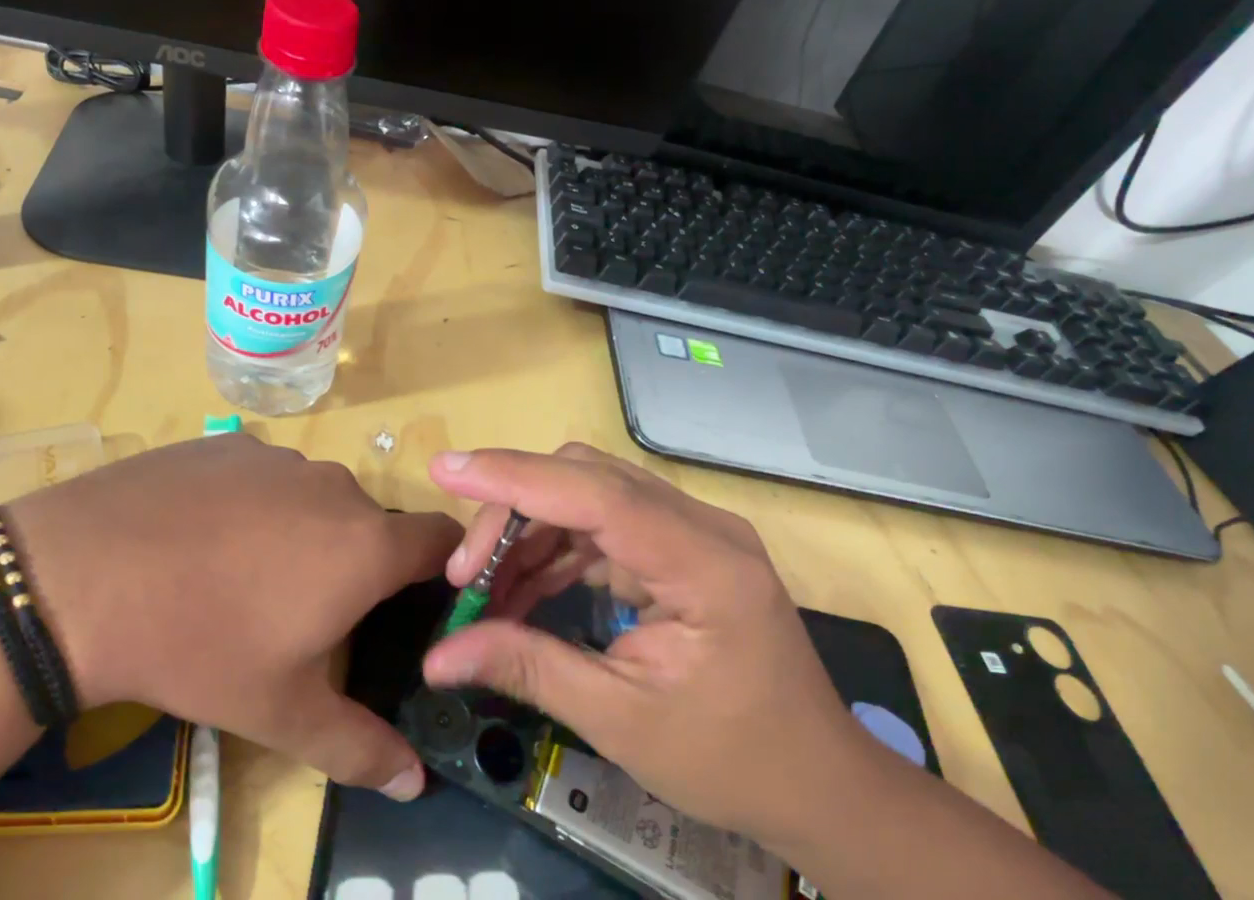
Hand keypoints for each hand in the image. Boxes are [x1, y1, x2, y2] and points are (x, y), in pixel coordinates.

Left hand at [4, 434, 460, 798]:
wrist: (80, 579)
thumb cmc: (199, 647)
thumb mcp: (282, 713)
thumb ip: (360, 748)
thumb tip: (414, 782)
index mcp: (365, 546)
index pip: (442, 540)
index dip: (442, 571)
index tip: (417, 606)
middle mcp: (333, 486)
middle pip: (371, 524)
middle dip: (357, 564)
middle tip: (309, 614)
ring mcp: (276, 457)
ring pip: (314, 498)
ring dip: (303, 532)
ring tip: (245, 579)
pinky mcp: (224, 443)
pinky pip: (263, 477)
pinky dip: (253, 505)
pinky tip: (201, 540)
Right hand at [421, 444, 869, 841]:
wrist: (816, 783)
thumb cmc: (729, 758)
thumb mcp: (620, 720)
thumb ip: (528, 668)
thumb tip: (438, 656)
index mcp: (703, 563)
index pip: (597, 493)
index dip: (514, 478)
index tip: (444, 470)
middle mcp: (702, 528)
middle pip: (586, 481)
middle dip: (512, 514)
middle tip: (460, 576)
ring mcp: (693, 536)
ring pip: (588, 497)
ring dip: (528, 535)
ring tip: (479, 591)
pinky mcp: (680, 552)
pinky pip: (602, 529)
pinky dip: (554, 553)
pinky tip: (518, 592)